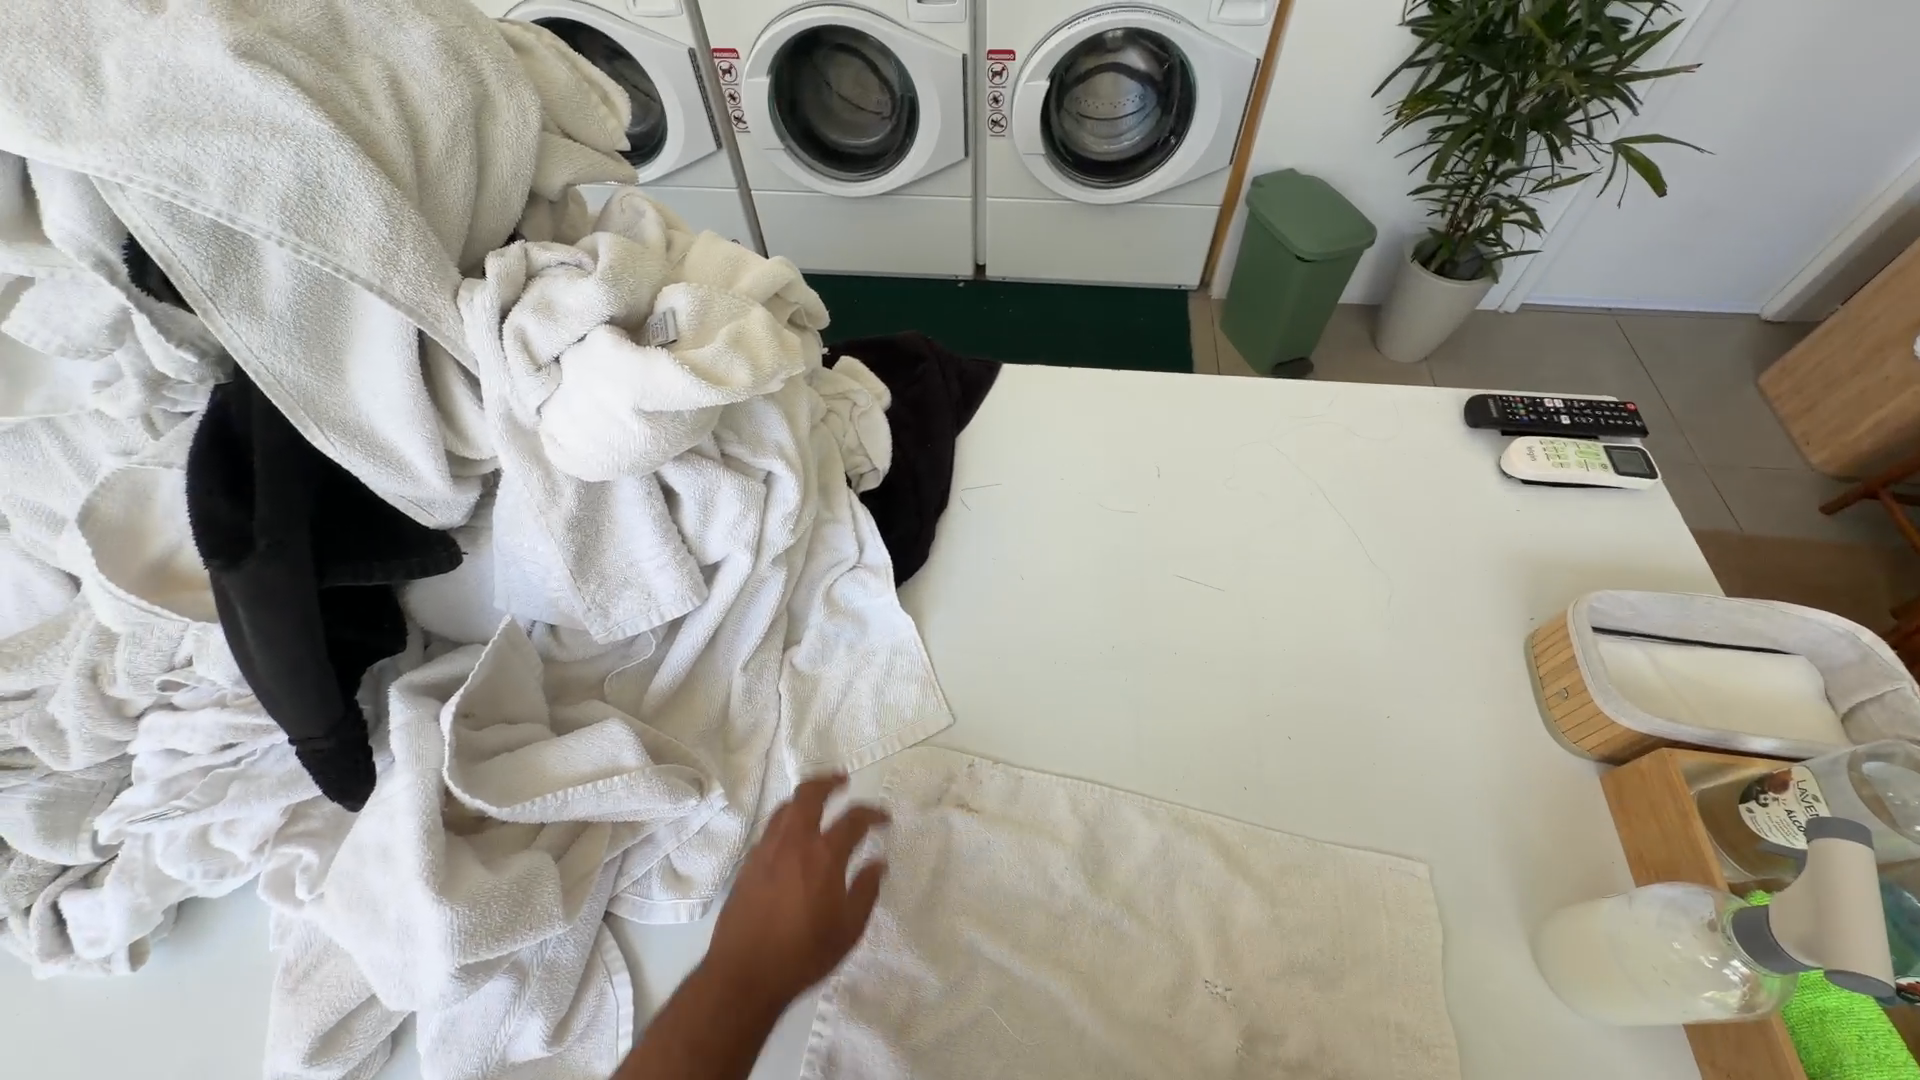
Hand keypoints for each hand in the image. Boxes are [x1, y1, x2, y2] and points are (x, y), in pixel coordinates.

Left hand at [702, 775, 888, 1012]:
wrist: (744, 976)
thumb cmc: (803, 955)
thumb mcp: (849, 929)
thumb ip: (866, 890)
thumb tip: (878, 863)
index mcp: (823, 855)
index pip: (853, 819)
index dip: (872, 813)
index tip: (883, 818)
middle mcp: (794, 843)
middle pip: (809, 794)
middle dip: (829, 781)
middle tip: (843, 781)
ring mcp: (766, 851)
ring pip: (785, 808)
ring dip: (805, 799)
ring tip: (818, 804)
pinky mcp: (747, 865)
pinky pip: (770, 829)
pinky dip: (787, 821)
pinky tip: (793, 838)